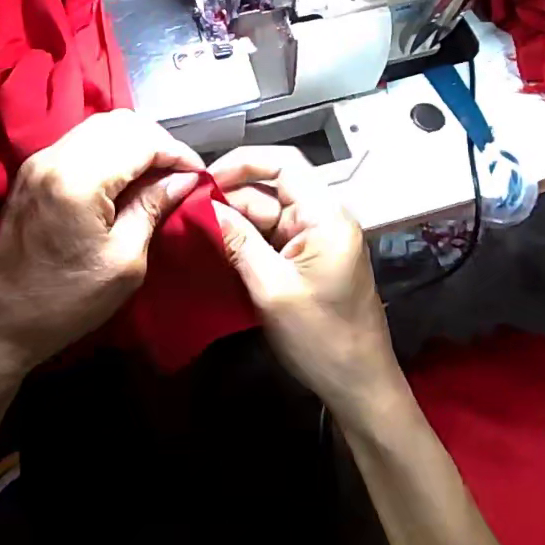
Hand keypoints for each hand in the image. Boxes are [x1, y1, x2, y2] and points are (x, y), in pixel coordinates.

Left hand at [0, 110, 203, 373]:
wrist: (1, 324)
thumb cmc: (67, 301)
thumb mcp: (125, 261)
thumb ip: (153, 208)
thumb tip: (185, 178)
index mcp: (77, 181)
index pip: (142, 141)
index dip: (178, 153)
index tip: (199, 175)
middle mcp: (54, 158)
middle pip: (122, 124)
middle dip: (159, 142)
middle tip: (181, 174)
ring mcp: (39, 161)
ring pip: (102, 125)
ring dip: (136, 142)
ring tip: (158, 173)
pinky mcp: (33, 170)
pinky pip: (83, 139)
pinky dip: (113, 147)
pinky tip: (128, 174)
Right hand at [207, 147, 405, 421]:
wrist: (358, 382)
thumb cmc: (320, 337)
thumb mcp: (272, 289)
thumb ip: (239, 243)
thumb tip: (206, 208)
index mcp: (325, 215)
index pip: (284, 163)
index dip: (242, 162)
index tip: (203, 180)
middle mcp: (324, 217)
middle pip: (273, 188)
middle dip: (231, 195)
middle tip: (186, 210)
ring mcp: (318, 238)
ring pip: (271, 213)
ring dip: (236, 219)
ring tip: (192, 228)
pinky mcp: (310, 258)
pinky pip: (275, 236)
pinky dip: (248, 239)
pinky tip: (217, 246)